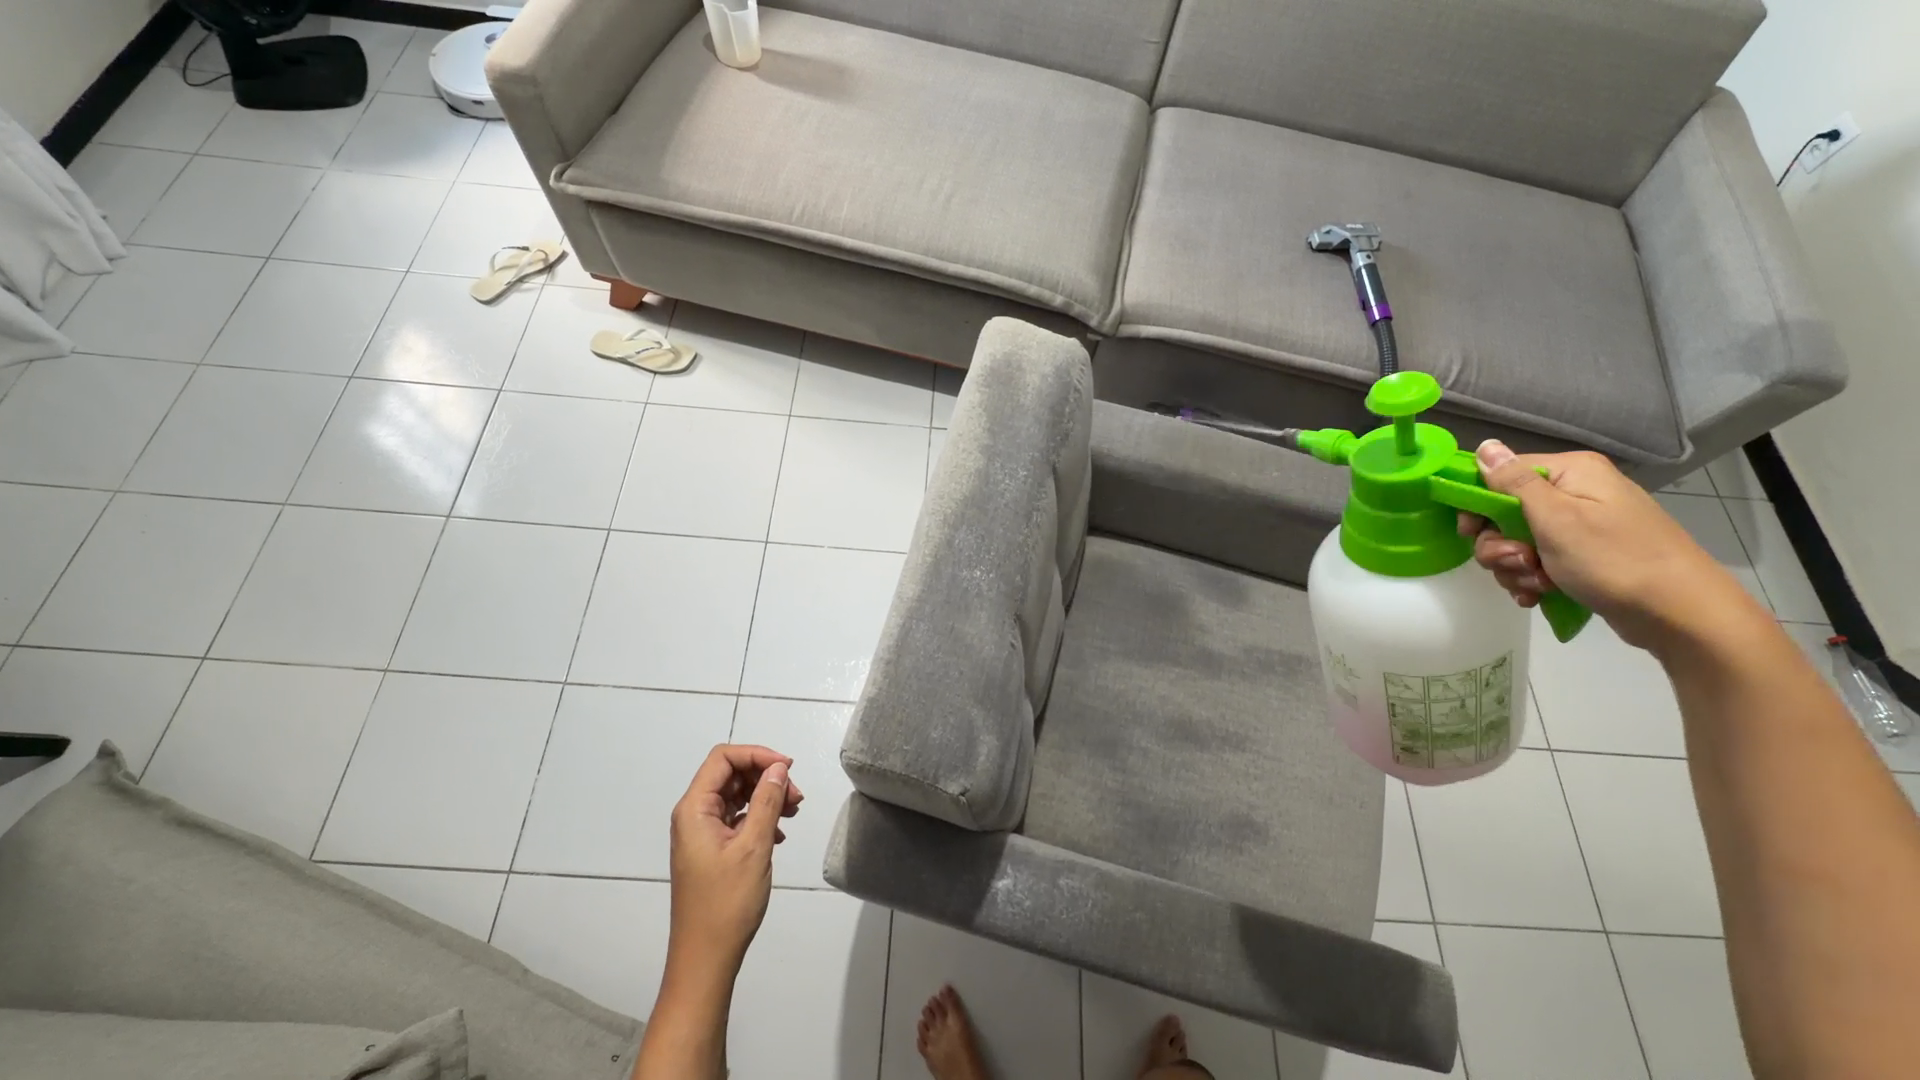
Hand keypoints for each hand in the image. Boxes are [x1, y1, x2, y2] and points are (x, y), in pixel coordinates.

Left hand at [666, 745, 803, 974]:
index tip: (789, 768)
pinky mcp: (712, 850)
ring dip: (766, 797)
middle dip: (765, 777)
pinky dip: (759, 818)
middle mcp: (693, 815)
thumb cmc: (727, 902)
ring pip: (736, 797)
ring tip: (794, 813)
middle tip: (797, 797)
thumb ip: (766, 801)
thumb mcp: (753, 847)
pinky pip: (737, 819)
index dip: (757, 755)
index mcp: (694, 809)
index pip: (723, 758)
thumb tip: (779, 768)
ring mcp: (702, 834)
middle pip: (730, 775)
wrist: (705, 958)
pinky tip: (779, 835)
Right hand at [1456, 441, 1752, 647]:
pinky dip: (1531, 580)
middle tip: (1519, 563)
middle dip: (1500, 545)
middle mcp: (1575, 492)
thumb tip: (1485, 445)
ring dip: (1515, 568)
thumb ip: (1514, 482)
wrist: (1679, 613)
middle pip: (1504, 513)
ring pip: (1516, 543)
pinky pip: (1537, 563)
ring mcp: (1580, 526)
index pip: (1501, 473)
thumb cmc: (1614, 559)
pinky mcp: (1583, 557)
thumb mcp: (1557, 519)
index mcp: (1571, 472)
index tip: (1472, 532)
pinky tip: (1539, 594)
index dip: (1478, 503)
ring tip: (1537, 585)